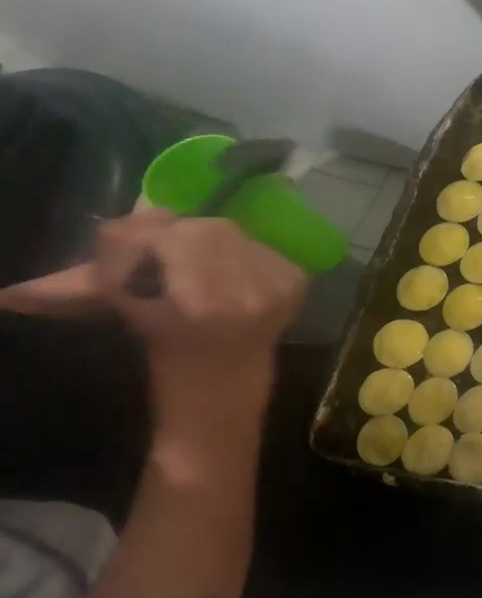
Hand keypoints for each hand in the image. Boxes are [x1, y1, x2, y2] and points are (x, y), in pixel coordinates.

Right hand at [90, 211, 307, 378]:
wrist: (224, 368)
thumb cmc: (165, 337)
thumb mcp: (120, 299)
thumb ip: (101, 263)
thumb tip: (65, 259)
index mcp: (200, 300)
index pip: (167, 236)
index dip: (144, 237)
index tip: (137, 249)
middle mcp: (248, 293)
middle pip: (208, 228)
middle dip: (180, 234)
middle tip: (168, 250)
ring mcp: (279, 289)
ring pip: (236, 233)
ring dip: (212, 239)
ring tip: (200, 261)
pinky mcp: (299, 283)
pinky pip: (265, 245)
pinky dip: (244, 250)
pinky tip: (235, 270)